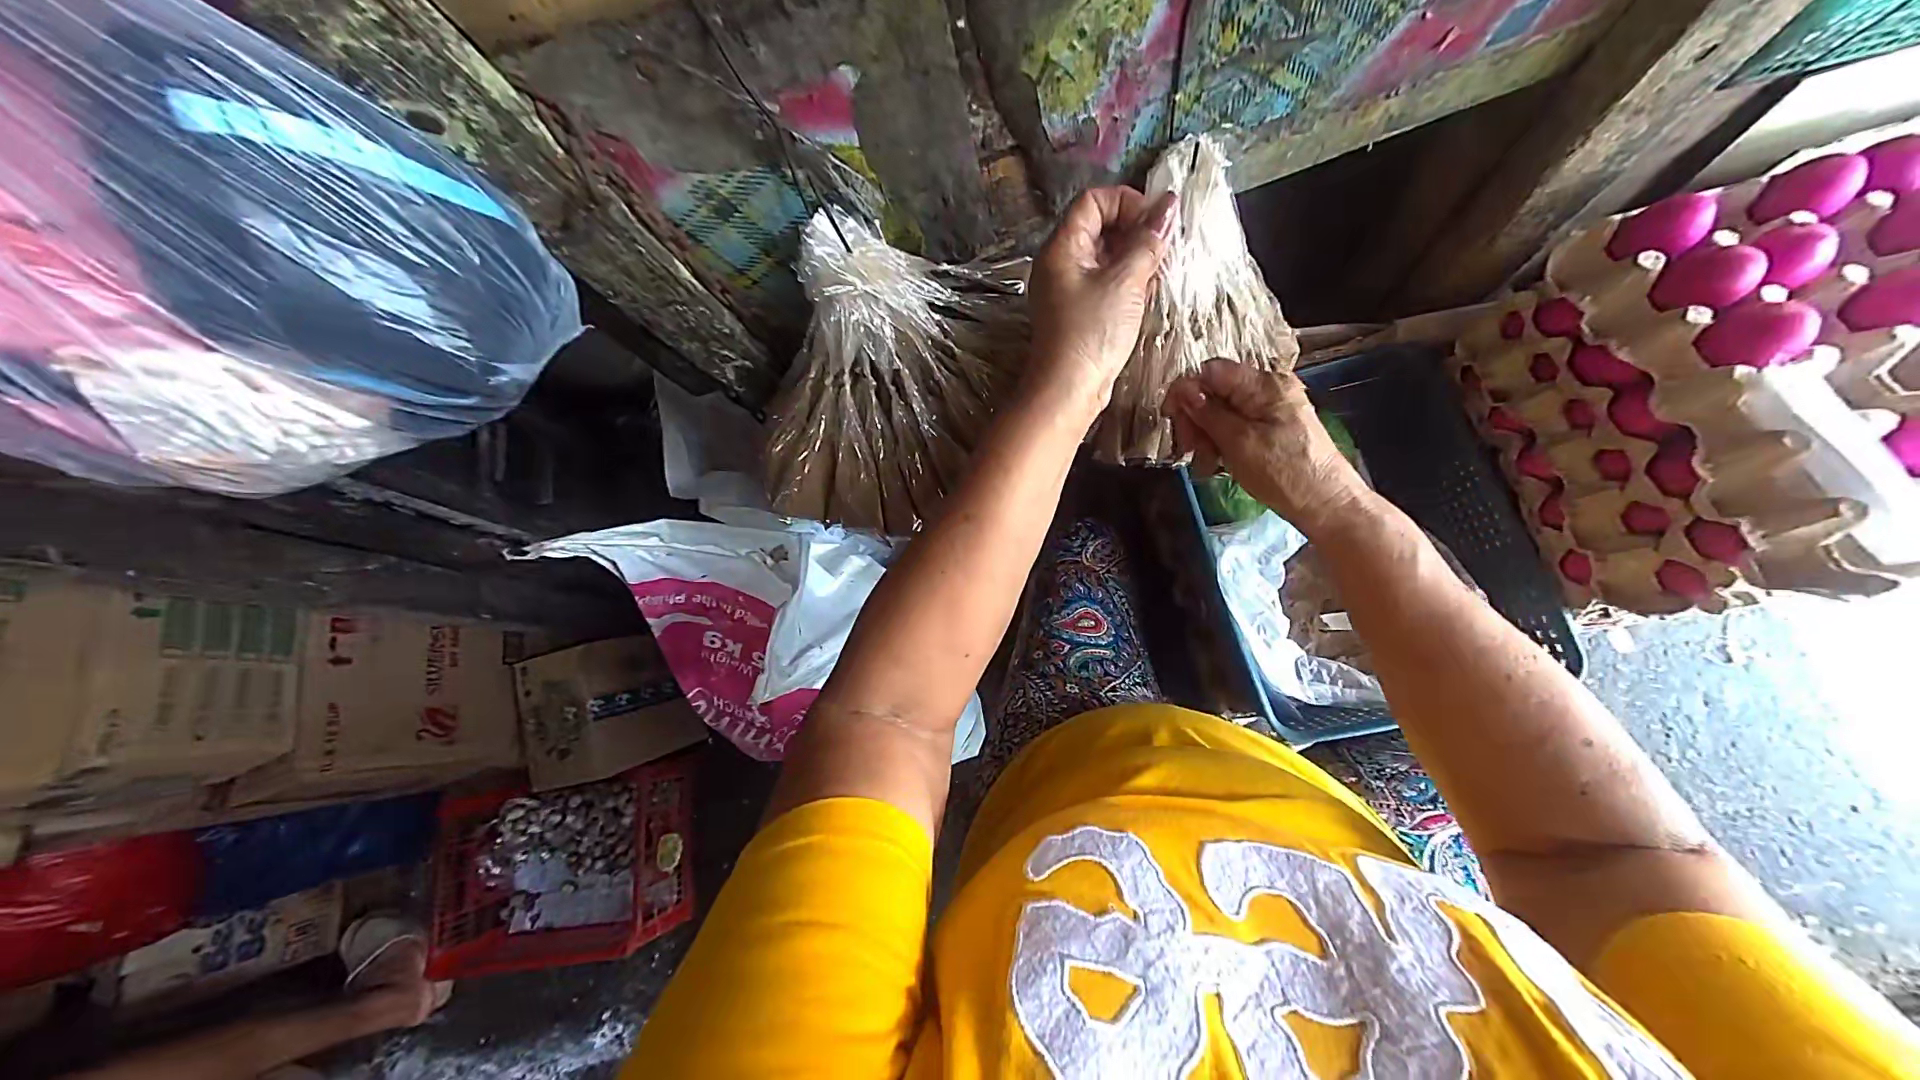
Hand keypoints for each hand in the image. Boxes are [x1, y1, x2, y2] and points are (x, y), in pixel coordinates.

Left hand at [1026, 186, 1177, 406]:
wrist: (1068, 390)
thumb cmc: (1091, 334)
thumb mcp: (1125, 281)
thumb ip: (1148, 240)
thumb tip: (1168, 205)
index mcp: (1062, 247)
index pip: (1094, 200)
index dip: (1127, 202)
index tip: (1155, 222)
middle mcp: (1060, 263)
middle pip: (1101, 225)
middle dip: (1136, 230)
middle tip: (1164, 248)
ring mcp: (1068, 288)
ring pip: (1106, 256)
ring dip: (1136, 258)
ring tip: (1159, 273)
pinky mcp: (1079, 311)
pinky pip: (1105, 282)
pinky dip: (1127, 281)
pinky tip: (1147, 294)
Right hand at [1167, 359, 1375, 535]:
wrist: (1325, 502)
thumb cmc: (1283, 472)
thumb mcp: (1238, 442)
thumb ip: (1208, 413)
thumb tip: (1183, 389)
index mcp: (1263, 384)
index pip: (1211, 371)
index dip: (1186, 391)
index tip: (1171, 419)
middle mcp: (1267, 388)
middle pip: (1214, 391)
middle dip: (1194, 419)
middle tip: (1187, 449)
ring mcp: (1270, 408)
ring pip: (1221, 411)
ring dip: (1204, 436)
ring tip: (1203, 464)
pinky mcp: (1270, 428)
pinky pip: (1235, 426)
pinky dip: (1220, 443)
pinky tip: (1215, 464)